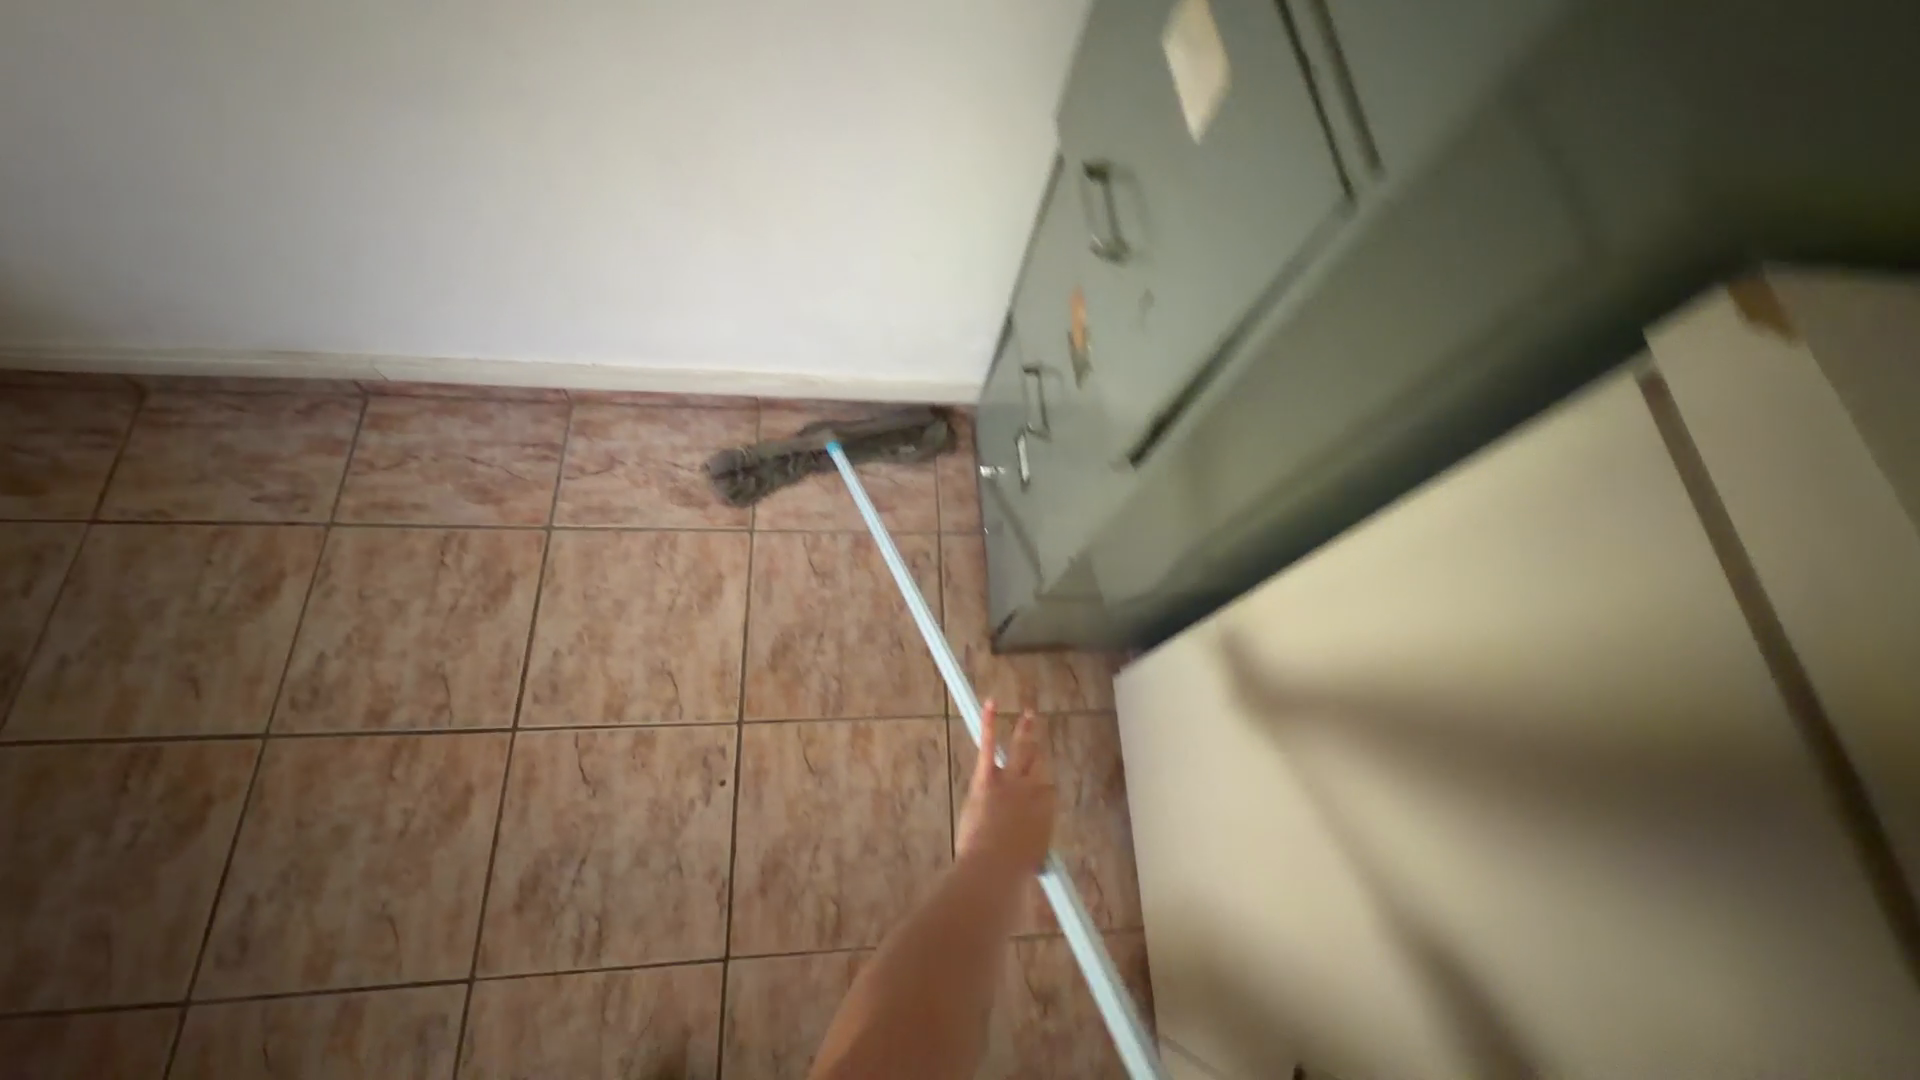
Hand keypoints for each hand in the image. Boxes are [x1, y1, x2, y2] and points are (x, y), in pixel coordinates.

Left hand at [954, 701, 1054, 875]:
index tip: (1035, 793)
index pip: (1048, 791)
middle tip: (1040, 737)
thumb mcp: (1032, 864)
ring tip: (1029, 714)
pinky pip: (989, 745)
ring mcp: (1011, 781)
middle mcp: (1034, 791)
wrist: (995, 865)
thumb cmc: (1013, 872)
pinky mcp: (987, 778)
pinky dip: (990, 723)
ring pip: (1022, 750)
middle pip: (1038, 766)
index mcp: (1047, 812)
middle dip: (1038, 750)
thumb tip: (1035, 864)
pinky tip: (991, 704)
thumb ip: (1034, 855)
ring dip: (1026, 731)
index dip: (1041, 791)